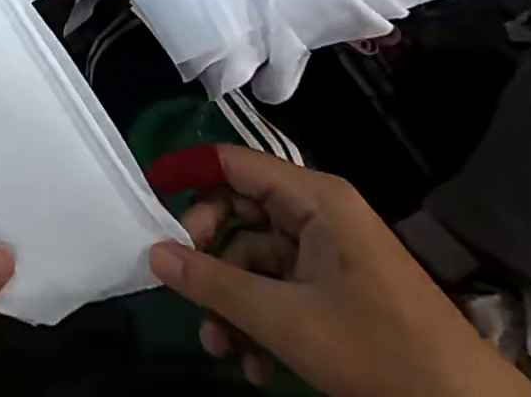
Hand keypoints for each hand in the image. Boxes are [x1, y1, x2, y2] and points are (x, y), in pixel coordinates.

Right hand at [148, 145, 530, 396]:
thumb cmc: (380, 352)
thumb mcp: (285, 320)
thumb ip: (213, 283)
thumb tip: (153, 254)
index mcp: (312, 198)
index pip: (232, 163)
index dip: (188, 174)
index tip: (150, 197)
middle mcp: (316, 214)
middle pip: (238, 212)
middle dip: (209, 256)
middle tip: (186, 286)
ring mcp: (326, 253)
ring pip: (254, 258)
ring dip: (230, 301)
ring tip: (219, 348)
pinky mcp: (334, 289)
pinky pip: (278, 288)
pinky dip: (258, 320)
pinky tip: (252, 365)